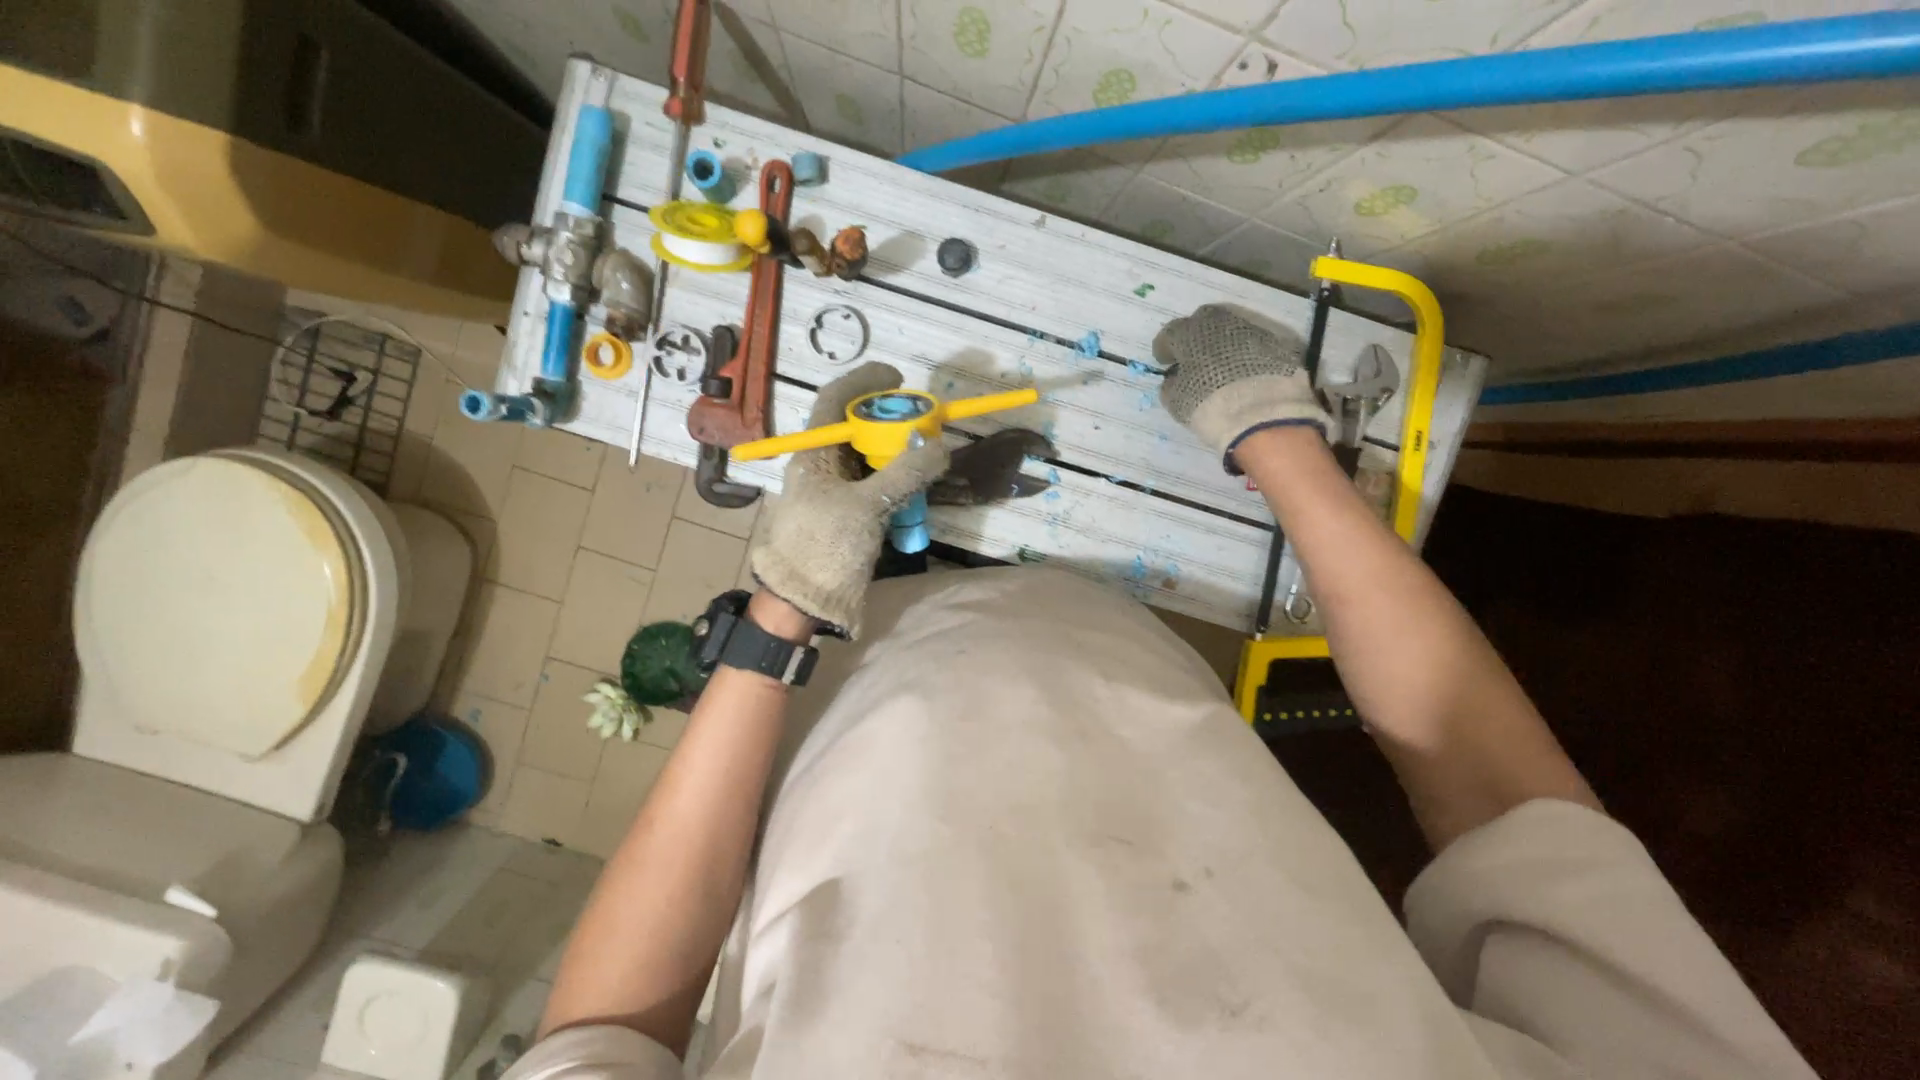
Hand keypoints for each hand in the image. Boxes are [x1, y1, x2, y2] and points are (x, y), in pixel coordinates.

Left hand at [748, 363, 950, 637]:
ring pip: (871, 460)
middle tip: (924, 428)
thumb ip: (904, 474)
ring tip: (926, 463)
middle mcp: (823, 466)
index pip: (834, 401)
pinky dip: (899, 487)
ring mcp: (836, 492)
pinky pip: (877, 488)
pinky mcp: (849, 516)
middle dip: (893, 425)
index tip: (897, 379)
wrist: (804, 602)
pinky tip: (917, 496)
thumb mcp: (866, 507)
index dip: (864, 382)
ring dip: (900, 460)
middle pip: (859, 429)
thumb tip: (940, 448)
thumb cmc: (824, 547)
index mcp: (814, 454)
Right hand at [1156, 304, 1328, 473]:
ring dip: (1223, 343)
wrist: (1264, 414)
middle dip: (1195, 336)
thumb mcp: (1178, 402)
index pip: (1170, 334)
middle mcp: (1220, 323)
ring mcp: (1252, 330)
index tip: (1164, 362)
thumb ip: (1171, 386)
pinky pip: (1256, 344)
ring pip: (1232, 329)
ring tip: (1223, 365)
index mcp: (1190, 334)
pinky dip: (1248, 354)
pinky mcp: (1278, 343)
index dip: (1164, 348)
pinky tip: (1248, 372)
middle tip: (1194, 356)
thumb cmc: (1210, 405)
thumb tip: (1175, 379)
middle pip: (1203, 320)